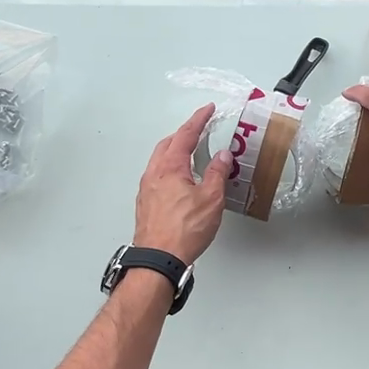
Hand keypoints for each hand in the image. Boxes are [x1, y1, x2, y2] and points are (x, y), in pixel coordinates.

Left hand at [132, 104, 231, 263]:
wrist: (159, 258)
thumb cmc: (183, 230)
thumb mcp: (210, 199)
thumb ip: (217, 174)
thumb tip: (222, 156)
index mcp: (170, 167)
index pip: (185, 135)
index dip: (198, 120)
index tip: (207, 110)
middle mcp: (154, 174)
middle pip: (168, 144)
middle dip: (184, 133)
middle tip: (199, 128)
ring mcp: (147, 189)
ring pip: (160, 160)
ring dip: (175, 151)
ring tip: (190, 151)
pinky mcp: (146, 203)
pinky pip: (157, 176)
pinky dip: (169, 168)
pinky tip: (178, 178)